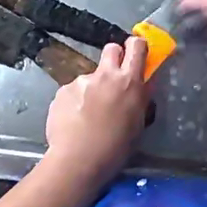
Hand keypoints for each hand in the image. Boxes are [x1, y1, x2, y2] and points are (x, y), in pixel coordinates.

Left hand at [39, 36, 147, 192]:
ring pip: (90, 76)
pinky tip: (74, 120)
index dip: (136, 46)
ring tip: (88, 115)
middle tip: (113, 78)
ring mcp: (81, 80)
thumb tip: (143, 84)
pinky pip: (73, 91)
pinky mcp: (63, 90)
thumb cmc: (116, 147)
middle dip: (114, 58)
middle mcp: (105, 75)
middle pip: (111, 49)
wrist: (78, 159)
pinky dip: (75, 101)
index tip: (135, 53)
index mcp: (129, 82)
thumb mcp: (138, 123)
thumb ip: (139, 98)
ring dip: (92, 88)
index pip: (137, 47)